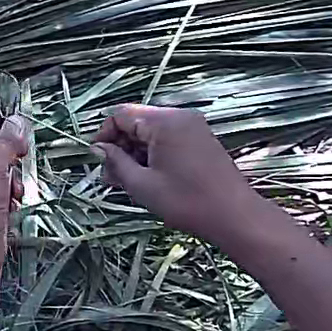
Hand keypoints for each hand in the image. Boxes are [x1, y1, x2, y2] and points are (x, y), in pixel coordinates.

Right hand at [93, 105, 268, 242]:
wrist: (235, 216)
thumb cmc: (186, 202)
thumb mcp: (142, 185)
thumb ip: (116, 162)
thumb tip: (99, 149)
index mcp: (164, 122)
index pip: (121, 114)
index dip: (103, 135)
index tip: (96, 160)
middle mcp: (180, 116)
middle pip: (136, 121)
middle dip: (119, 147)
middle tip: (110, 178)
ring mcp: (193, 126)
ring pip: (151, 132)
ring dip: (135, 153)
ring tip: (127, 182)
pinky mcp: (201, 139)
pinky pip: (167, 138)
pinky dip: (153, 154)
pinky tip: (148, 178)